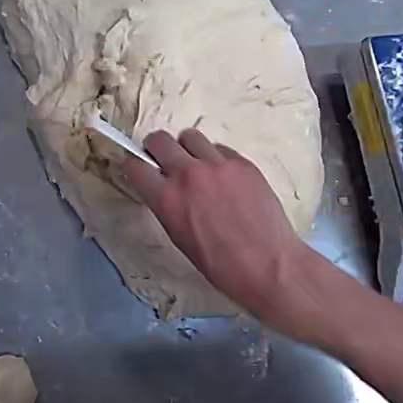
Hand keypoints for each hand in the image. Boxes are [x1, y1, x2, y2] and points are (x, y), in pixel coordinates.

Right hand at [123, 129, 323, 333]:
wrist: (268, 265)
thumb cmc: (221, 265)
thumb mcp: (180, 238)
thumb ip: (168, 206)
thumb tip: (163, 189)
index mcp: (167, 199)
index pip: (135, 166)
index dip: (133, 165)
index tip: (137, 166)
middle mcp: (189, 174)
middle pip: (159, 140)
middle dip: (157, 148)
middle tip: (164, 160)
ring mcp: (218, 165)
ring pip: (191, 137)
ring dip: (188, 149)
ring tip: (198, 166)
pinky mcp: (242, 163)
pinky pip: (220, 149)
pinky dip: (217, 159)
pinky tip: (225, 178)